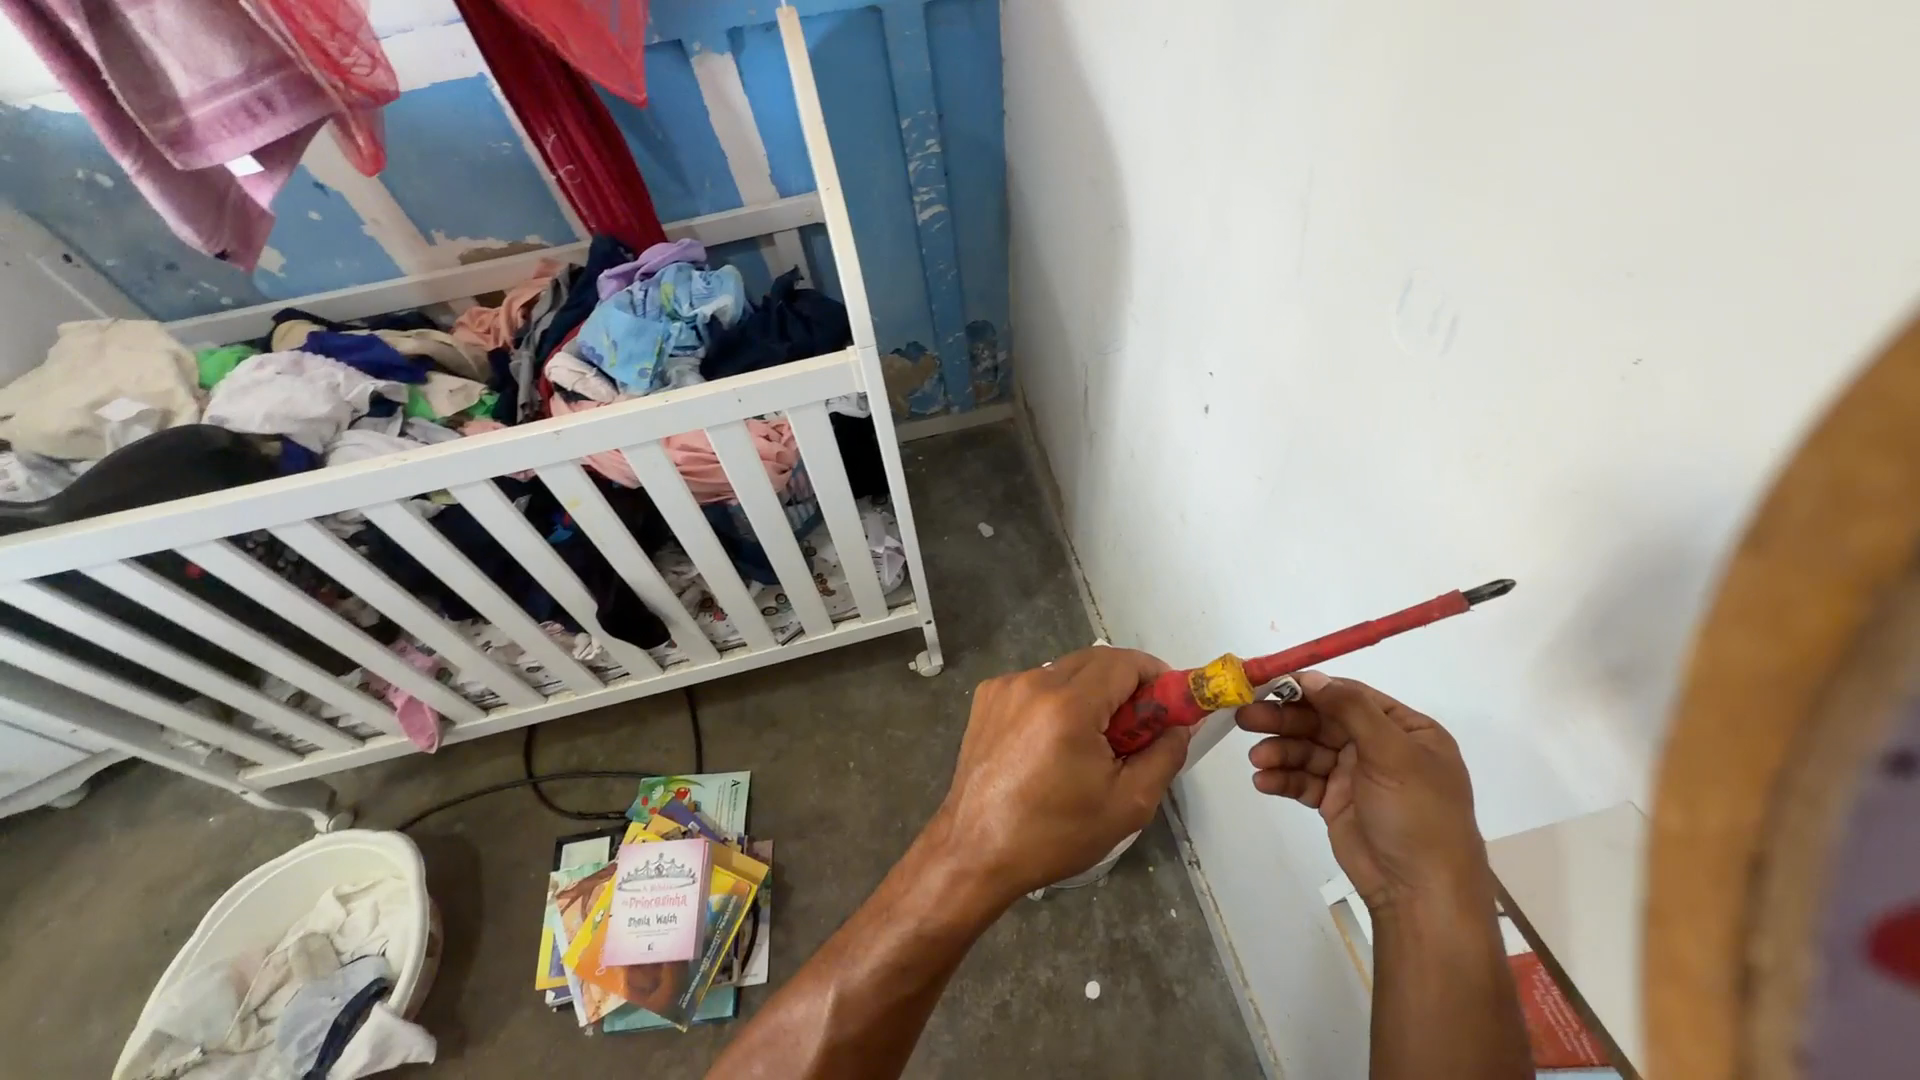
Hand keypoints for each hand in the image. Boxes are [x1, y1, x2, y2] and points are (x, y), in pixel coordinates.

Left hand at [925, 647, 1191, 904]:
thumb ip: (1165, 754)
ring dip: (1090, 693)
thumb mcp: (1128, 803)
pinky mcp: (986, 699)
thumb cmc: (1054, 834)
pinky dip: (1056, 702)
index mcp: (1068, 705)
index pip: (1125, 662)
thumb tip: (1181, 724)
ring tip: (1094, 743)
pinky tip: (1054, 744)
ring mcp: (1004, 688)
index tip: (1168, 705)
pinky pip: (1036, 685)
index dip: (1155, 677)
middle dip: (1125, 685)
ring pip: (1065, 672)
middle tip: (1138, 728)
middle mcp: (1032, 683)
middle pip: (1095, 661)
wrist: (976, 852)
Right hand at [1236, 671, 1490, 913]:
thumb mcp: (1392, 753)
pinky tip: (1262, 782)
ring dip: (1279, 751)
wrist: (1419, 891)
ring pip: (1307, 751)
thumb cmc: (1417, 813)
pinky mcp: (1335, 802)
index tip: (1269, 684)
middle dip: (1284, 720)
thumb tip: (1311, 676)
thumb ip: (1351, 709)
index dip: (1309, 688)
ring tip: (1257, 760)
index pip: (1350, 696)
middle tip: (1245, 718)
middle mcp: (1379, 747)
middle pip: (1321, 722)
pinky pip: (1303, 781)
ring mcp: (1355, 775)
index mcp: (1405, 730)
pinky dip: (1282, 779)